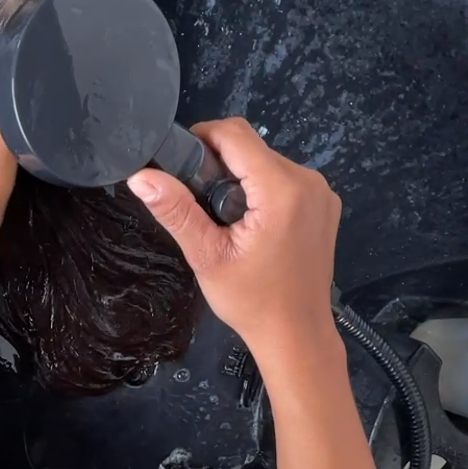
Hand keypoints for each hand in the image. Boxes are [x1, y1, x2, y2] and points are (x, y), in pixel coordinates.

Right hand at [128, 119, 341, 360]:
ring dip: (241, 183)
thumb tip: (141, 177)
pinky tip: (252, 230)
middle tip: (202, 210)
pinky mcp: (326, 204)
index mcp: (281, 188)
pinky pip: (286, 182)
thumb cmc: (250, 301)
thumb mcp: (207, 257)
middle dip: (221, 169)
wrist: (296, 334)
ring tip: (226, 225)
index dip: (201, 139)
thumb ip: (177, 212)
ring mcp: (322, 192)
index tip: (180, 166)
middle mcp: (308, 179)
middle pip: (252, 150)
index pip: (234, 134)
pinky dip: (263, 195)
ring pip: (267, 165)